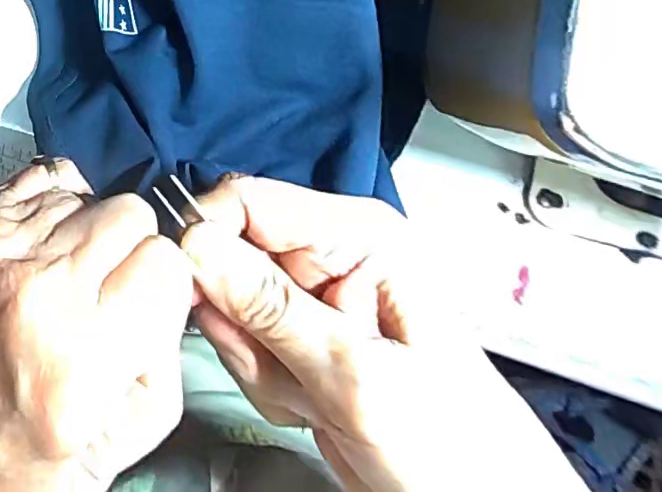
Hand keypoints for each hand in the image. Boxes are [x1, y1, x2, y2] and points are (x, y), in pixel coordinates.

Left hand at [0, 158, 192, 490]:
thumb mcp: (97, 462)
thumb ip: (156, 379)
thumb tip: (170, 302)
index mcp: (77, 360)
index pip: (166, 265)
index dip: (167, 284)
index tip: (147, 303)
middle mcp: (38, 287)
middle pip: (130, 213)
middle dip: (135, 246)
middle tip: (112, 286)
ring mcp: (0, 242)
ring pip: (89, 192)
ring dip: (92, 226)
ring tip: (71, 270)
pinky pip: (45, 176)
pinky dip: (58, 200)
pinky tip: (47, 239)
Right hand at [180, 176, 580, 491]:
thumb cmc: (466, 461)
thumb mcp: (360, 379)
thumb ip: (272, 308)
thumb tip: (197, 245)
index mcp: (359, 235)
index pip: (246, 200)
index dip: (208, 240)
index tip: (194, 294)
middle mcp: (331, 252)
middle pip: (231, 252)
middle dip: (240, 320)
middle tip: (280, 368)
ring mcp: (314, 294)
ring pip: (229, 301)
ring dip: (254, 358)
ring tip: (309, 394)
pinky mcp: (300, 331)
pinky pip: (241, 338)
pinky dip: (262, 379)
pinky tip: (310, 403)